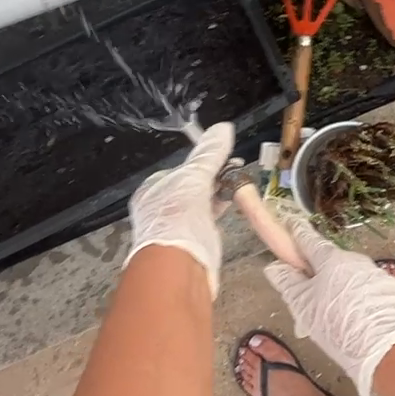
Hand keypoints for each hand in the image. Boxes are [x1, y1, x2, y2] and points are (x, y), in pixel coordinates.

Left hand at [126, 122, 233, 295]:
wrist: (179, 267)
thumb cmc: (178, 218)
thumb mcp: (194, 178)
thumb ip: (209, 154)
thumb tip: (224, 127)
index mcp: (153, 191)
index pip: (181, 168)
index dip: (203, 162)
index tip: (226, 156)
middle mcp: (162, 207)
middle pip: (193, 185)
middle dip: (215, 177)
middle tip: (237, 168)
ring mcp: (178, 225)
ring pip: (203, 201)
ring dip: (221, 192)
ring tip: (241, 182)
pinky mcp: (195, 239)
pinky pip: (210, 216)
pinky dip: (222, 207)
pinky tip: (235, 202)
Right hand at [263, 214, 394, 395]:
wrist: (384, 345)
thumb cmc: (336, 324)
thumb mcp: (303, 306)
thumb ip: (288, 283)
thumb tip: (274, 266)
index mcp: (331, 259)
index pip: (309, 239)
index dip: (297, 231)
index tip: (291, 221)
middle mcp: (356, 260)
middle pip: (331, 263)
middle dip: (319, 277)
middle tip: (309, 303)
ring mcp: (376, 274)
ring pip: (349, 279)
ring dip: (338, 292)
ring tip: (333, 321)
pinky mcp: (391, 290)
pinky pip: (367, 291)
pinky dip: (358, 301)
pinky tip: (355, 321)